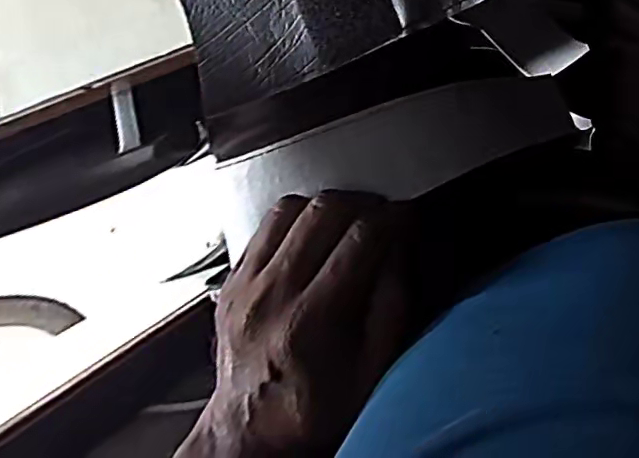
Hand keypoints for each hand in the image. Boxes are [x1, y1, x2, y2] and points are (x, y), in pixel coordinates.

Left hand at [179, 192, 408, 457]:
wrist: (249, 440)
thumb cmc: (316, 407)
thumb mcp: (374, 365)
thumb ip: (394, 298)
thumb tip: (401, 242)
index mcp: (312, 321)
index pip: (362, 234)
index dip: (394, 217)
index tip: (406, 218)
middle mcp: (273, 297)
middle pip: (328, 209)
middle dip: (366, 204)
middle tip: (382, 218)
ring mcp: (246, 287)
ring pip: (296, 207)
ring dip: (331, 206)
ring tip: (349, 223)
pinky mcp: (233, 281)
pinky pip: (268, 222)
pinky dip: (298, 216)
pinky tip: (314, 233)